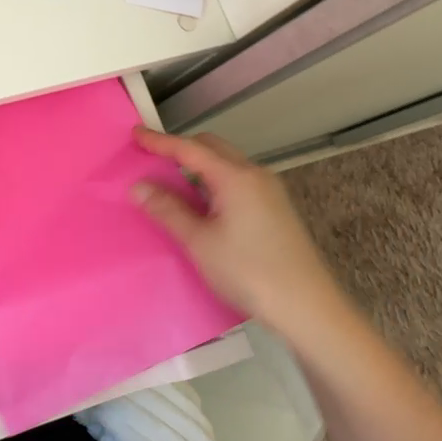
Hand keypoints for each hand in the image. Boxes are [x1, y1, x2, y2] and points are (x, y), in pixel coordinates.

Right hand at [132, 128, 345, 334]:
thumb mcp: (199, 242)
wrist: (306, 306)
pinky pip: (238, 181)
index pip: (190, 149)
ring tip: (172, 181)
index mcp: (235, 177)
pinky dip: (214, 181)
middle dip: (181, 148)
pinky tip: (202, 203)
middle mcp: (255, 175)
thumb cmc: (248, 271)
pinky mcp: (276, 209)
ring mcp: (270, 192)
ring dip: (199, 166)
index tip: (135, 134)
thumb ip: (168, 210)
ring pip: (227, 165)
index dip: (160, 141)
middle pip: (212, 148)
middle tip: (152, 157)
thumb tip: (139, 186)